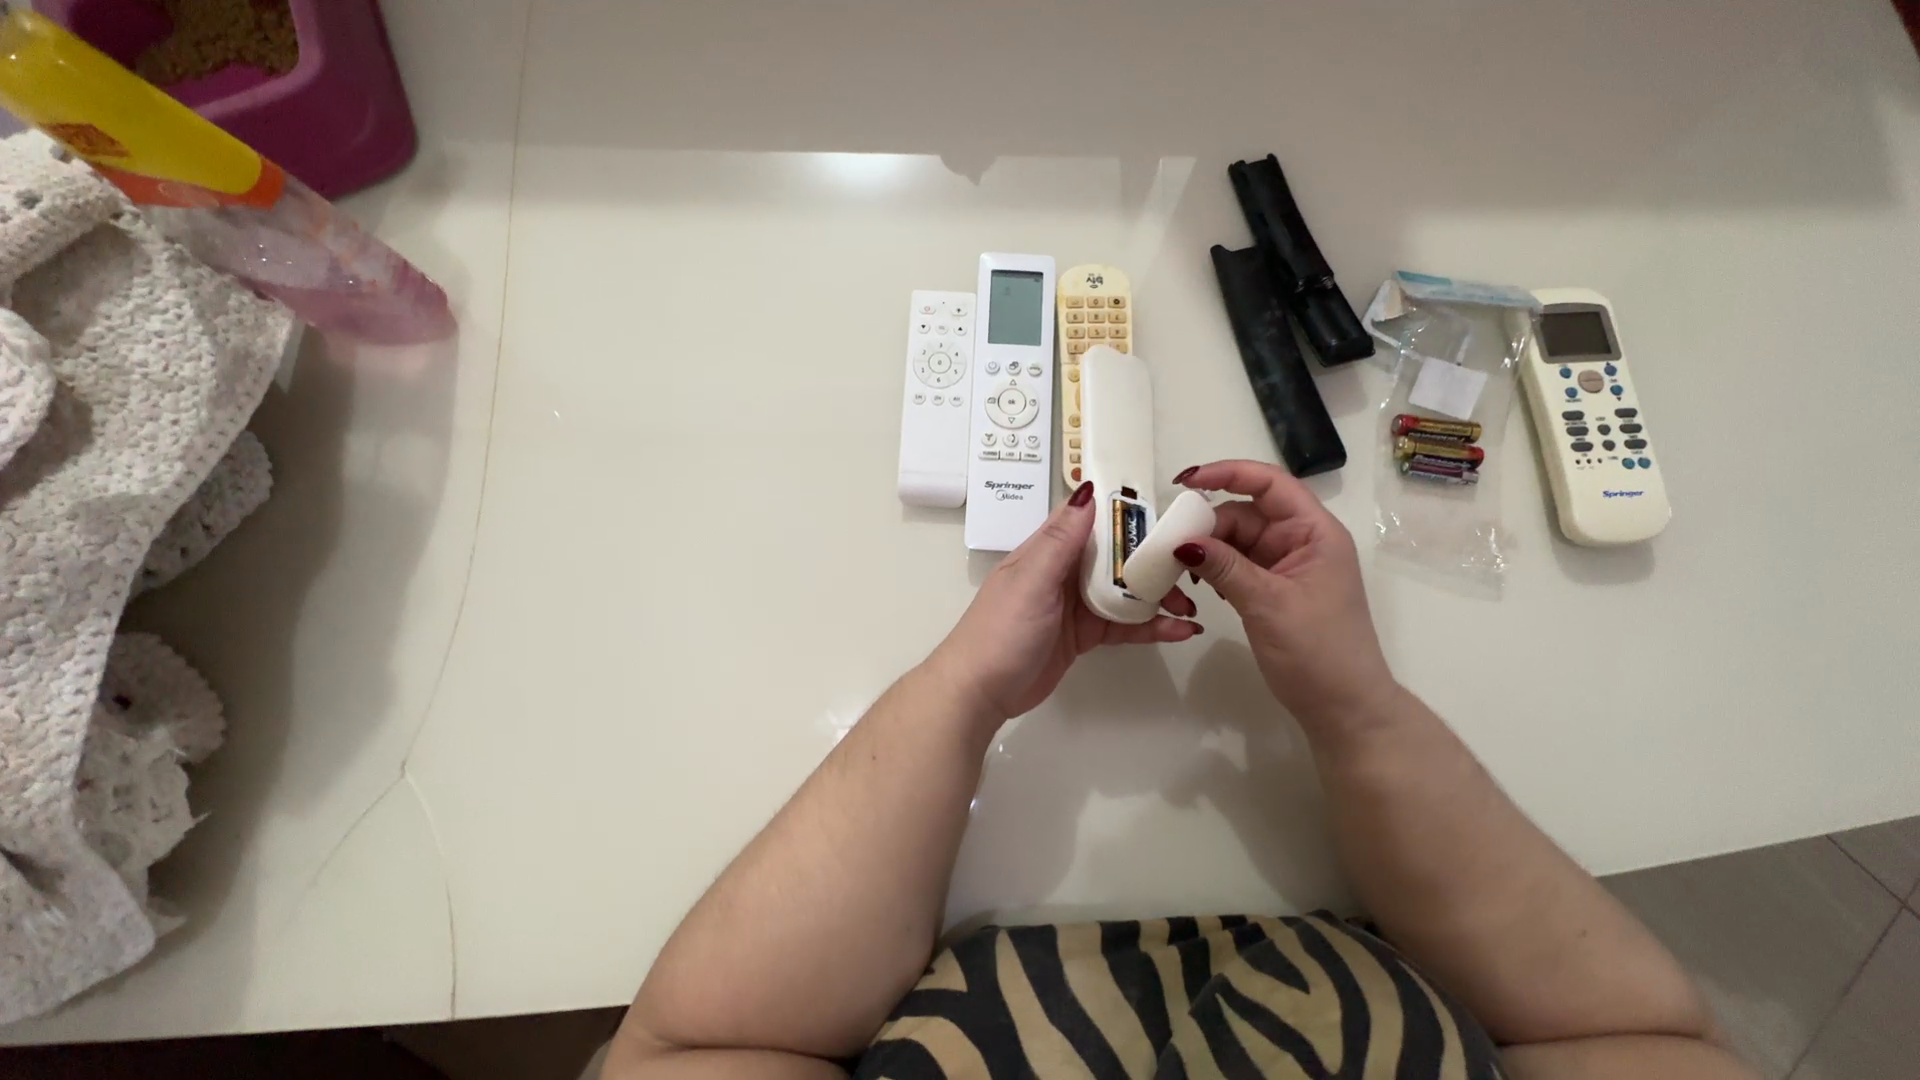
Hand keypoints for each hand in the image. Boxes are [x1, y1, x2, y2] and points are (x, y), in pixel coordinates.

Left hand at [924, 481, 1202, 722]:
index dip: (1125, 512)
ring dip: (1157, 595)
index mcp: (1047, 551)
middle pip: (1115, 557)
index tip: (1167, 510)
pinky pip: (1123, 625)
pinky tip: (1178, 631)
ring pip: (1124, 591)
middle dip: (1152, 560)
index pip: (1090, 520)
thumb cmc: (1000, 630)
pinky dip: (1150, 627)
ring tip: (1190, 604)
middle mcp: (1062, 572)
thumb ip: (1061, 540)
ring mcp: (1074, 605)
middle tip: (1190, 567)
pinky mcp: (1083, 636)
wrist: (979, 692)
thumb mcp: (1031, 580)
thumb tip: (1088, 490)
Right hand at [1169, 461, 1398, 727]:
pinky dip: (1214, 568)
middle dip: (1207, 523)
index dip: (1227, 473)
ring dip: (1207, 548)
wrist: (1344, 707)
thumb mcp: (1268, 604)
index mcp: (1314, 532)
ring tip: (1176, 566)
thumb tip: (1181, 541)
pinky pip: (1236, 564)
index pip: (1269, 483)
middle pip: (1245, 512)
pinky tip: (1196, 582)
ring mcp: (1285, 565)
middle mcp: (1300, 540)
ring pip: (1236, 540)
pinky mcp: (1271, 588)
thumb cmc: (1318, 651)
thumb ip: (1225, 567)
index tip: (1184, 482)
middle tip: (1170, 544)